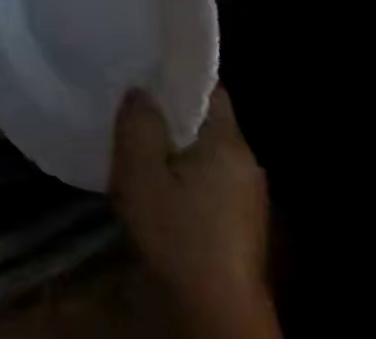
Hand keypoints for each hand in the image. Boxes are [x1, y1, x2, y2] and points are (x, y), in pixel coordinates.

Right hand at [112, 87, 276, 336]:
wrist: (213, 311)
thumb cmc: (176, 233)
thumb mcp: (141, 172)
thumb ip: (139, 125)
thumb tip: (141, 91)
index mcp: (229, 144)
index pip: (210, 89)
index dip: (176, 74)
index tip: (143, 65)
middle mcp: (246, 163)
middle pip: (206, 120)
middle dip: (170, 109)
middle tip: (129, 99)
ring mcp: (246, 194)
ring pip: (204, 149)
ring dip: (173, 141)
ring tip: (134, 135)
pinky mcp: (237, 220)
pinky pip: (206, 175)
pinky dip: (181, 168)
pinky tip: (154, 178)